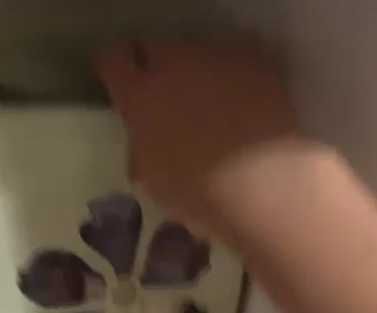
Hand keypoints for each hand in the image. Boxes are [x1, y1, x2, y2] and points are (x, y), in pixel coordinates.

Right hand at [94, 40, 332, 241]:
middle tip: (168, 103)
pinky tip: (243, 112)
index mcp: (140, 98)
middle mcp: (173, 66)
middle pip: (156, 51)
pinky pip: (235, 64)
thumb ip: (143, 153)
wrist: (263, 187)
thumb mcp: (156, 184)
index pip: (113, 62)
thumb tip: (143, 149)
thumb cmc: (199, 198)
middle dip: (157, 71)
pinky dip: (233, 82)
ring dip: (197, 77)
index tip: (123, 86)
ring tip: (212, 112)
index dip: (116, 71)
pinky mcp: (254, 63)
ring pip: (196, 56)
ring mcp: (216, 59)